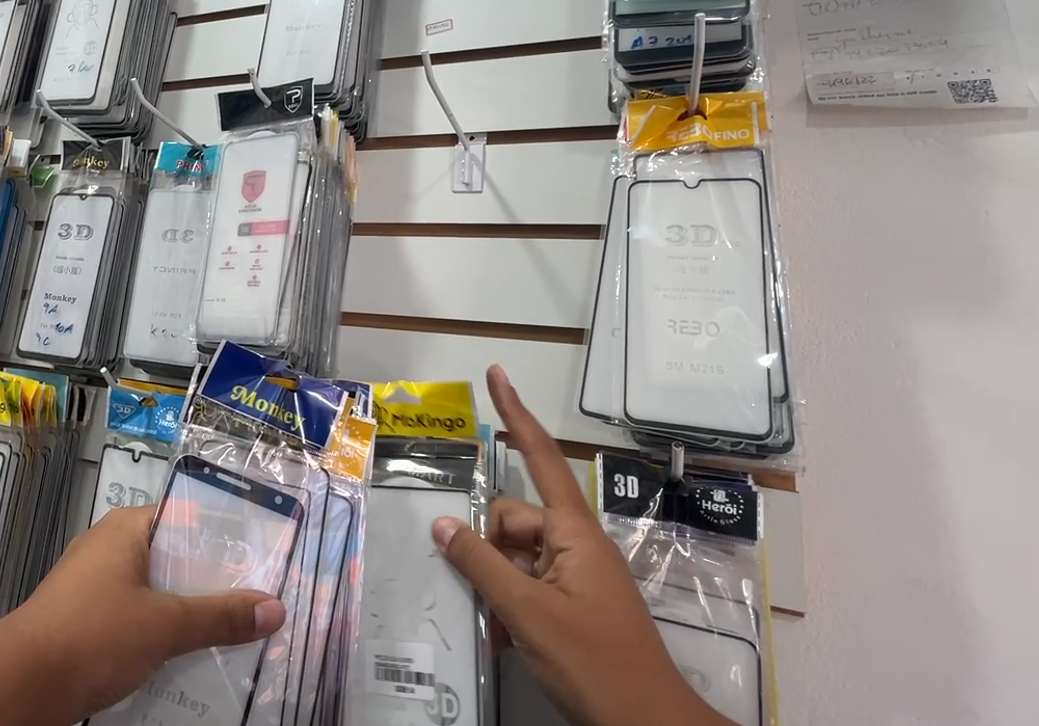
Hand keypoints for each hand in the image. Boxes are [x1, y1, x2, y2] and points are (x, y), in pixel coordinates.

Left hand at [0, 505, 286, 722]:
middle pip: (174, 557)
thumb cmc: (94, 634)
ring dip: (187, 611)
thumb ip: (219, 617)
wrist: (21, 683)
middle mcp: (110, 546)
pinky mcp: (85, 618)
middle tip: (256, 600)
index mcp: (127, 528)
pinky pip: (135, 616)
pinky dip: (160, 632)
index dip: (224, 537)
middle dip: (211, 581)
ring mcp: (94, 583)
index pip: (186, 517)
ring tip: (232, 631)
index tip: (260, 558)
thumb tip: (274, 608)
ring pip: (155, 590)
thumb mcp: (165, 625)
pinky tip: (187, 656)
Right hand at [432, 366, 731, 725]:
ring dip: (495, 583)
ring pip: (514, 554)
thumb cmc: (596, 664)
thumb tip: (442, 524)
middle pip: (512, 519)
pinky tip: (503, 636)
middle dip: (487, 548)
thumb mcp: (528, 613)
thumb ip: (481, 564)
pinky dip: (508, 602)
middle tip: (482, 594)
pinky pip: (526, 582)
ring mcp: (576, 574)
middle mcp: (574, 543)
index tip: (497, 374)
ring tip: (495, 626)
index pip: (540, 456)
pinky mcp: (574, 602)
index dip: (516, 413)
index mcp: (573, 532)